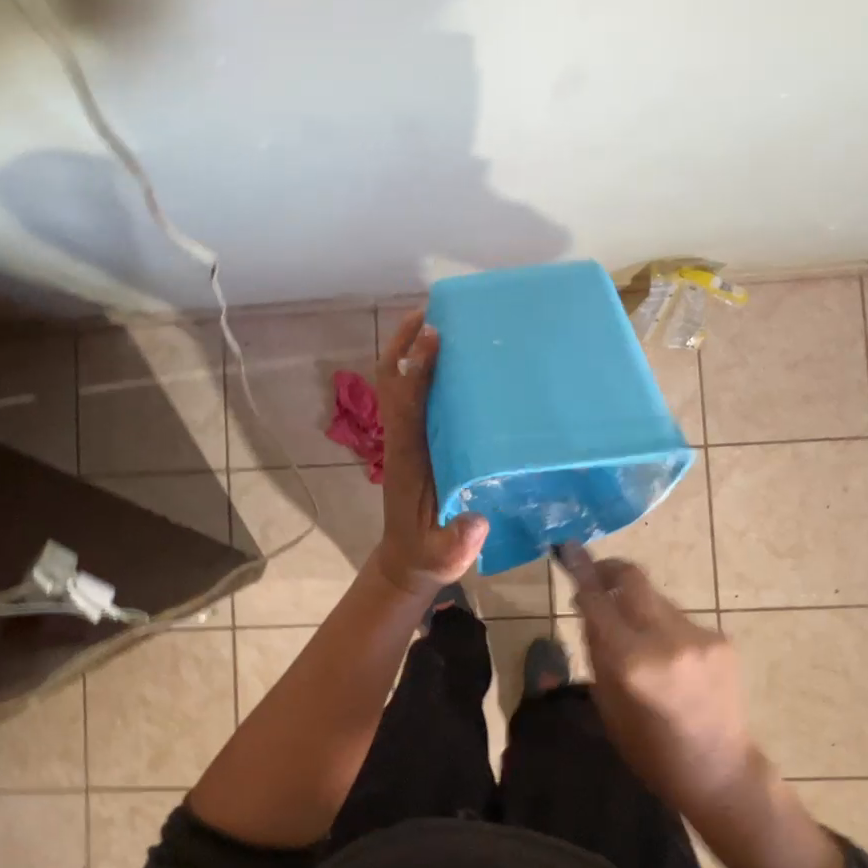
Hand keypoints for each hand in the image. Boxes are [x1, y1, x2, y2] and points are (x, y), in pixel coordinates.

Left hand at [371, 310, 489, 596]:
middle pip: (392, 380)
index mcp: (408, 458)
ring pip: (398, 382)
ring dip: (409, 348)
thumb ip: (457, 542)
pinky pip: (414, 394)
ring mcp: (408, 436)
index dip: (417, 371)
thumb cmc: (429, 554)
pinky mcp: (418, 438)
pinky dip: (422, 367)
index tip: (434, 337)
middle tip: (431, 309)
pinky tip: (452, 354)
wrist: (408, 559)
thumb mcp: (444, 555)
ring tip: (440, 316)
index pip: (407, 405)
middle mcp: (403, 438)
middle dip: (403, 344)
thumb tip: (476, 522)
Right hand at [573, 558, 757, 811]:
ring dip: (636, 605)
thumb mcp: (607, 703)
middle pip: (633, 579)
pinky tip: (664, 657)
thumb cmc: (650, 749)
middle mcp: (667, 639)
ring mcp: (699, 636)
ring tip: (631, 634)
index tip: (566, 548)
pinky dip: (661, 627)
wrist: (720, 770)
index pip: (598, 601)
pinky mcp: (720, 639)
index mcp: (632, 662)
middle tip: (593, 575)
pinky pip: (678, 619)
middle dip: (609, 570)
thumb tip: (588, 608)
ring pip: (655, 599)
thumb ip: (597, 650)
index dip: (580, 572)